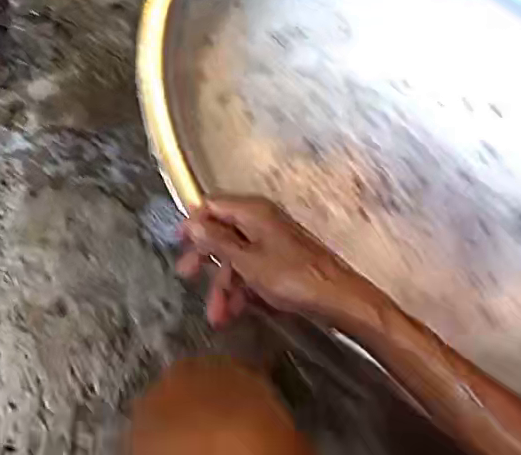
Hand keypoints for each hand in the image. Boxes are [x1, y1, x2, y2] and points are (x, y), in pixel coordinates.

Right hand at [175, 196, 387, 330]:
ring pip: (238, 255)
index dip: (193, 223)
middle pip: (222, 232)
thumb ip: (216, 242)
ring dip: (225, 283)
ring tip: (218, 316)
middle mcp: (260, 219)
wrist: (342, 300)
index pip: (211, 205)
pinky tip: (238, 311)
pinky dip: (243, 287)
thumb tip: (191, 222)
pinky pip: (254, 267)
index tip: (178, 243)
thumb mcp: (247, 262)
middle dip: (206, 259)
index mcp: (251, 210)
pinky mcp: (283, 260)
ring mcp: (273, 240)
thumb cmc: (292, 277)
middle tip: (187, 276)